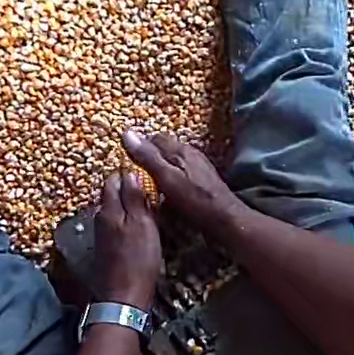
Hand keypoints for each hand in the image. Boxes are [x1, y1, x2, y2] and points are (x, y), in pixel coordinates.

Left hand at [92, 170, 162, 309]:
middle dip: (126, 187)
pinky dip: (125, 219)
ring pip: (114, 209)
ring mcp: (102, 233)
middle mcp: (101, 218)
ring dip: (126, 204)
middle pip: (111, 193)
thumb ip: (134, 198)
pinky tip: (137, 225)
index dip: (127, 173)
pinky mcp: (106, 247)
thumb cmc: (138, 259)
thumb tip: (130, 172)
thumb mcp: (142, 224)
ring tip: (146, 203)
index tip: (144, 171)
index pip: (113, 179)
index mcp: (109, 209)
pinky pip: (115, 223)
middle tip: (147, 186)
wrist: (123, 296)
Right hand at [122, 130, 247, 236]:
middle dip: (149, 157)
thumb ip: (149, 158)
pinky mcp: (203, 180)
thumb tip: (127, 134)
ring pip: (173, 161)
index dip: (139, 147)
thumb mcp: (168, 179)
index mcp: (181, 150)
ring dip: (160, 169)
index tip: (127, 161)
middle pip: (164, 148)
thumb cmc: (195, 201)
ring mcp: (199, 166)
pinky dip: (171, 178)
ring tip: (149, 184)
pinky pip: (181, 173)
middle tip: (136, 175)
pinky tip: (167, 192)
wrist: (226, 220)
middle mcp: (191, 154)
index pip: (154, 138)